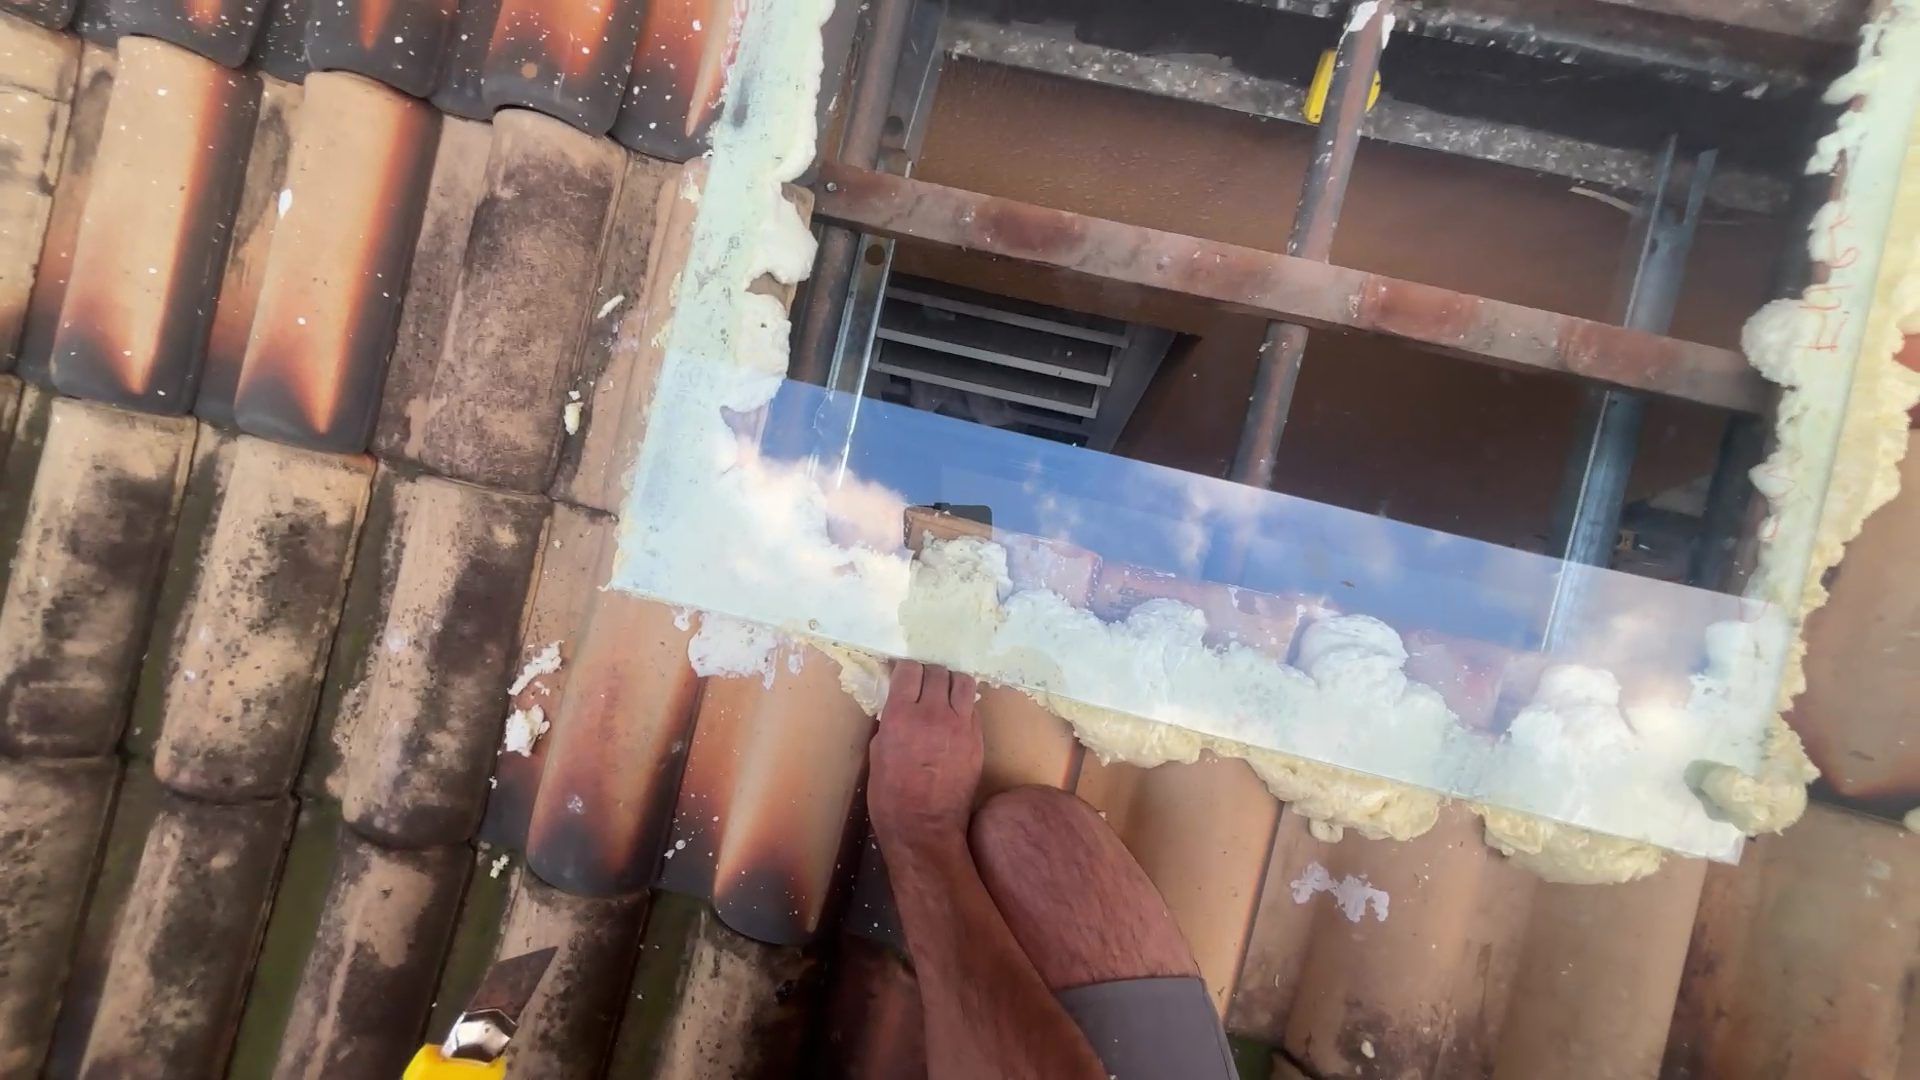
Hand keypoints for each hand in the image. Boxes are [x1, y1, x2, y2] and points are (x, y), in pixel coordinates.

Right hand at [868, 661, 982, 851]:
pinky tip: (953, 718)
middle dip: (927, 674)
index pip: (909, 669)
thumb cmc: (891, 797)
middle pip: (937, 671)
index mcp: (902, 715)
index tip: (902, 675)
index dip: (905, 669)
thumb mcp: (877, 753)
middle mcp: (933, 713)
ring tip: (943, 694)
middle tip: (921, 685)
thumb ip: (891, 722)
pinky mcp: (977, 738)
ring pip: (962, 681)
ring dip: (950, 683)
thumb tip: (898, 707)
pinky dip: (962, 706)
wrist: (925, 828)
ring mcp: (960, 725)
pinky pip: (972, 707)